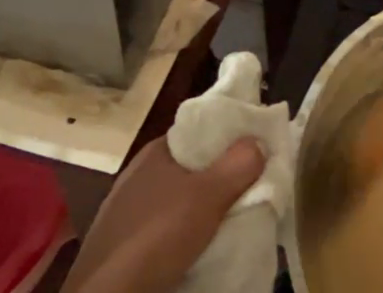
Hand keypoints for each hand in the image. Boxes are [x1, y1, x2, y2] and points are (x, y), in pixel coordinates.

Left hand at [64, 136, 264, 292]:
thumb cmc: (156, 236)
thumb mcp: (206, 196)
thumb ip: (237, 165)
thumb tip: (258, 140)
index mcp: (156, 153)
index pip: (200, 133)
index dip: (230, 140)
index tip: (258, 153)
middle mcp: (139, 176)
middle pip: (193, 169)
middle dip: (221, 180)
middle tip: (253, 193)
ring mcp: (128, 213)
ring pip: (180, 203)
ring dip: (204, 213)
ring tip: (234, 224)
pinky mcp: (124, 247)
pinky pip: (166, 232)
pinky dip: (185, 238)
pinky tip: (201, 250)